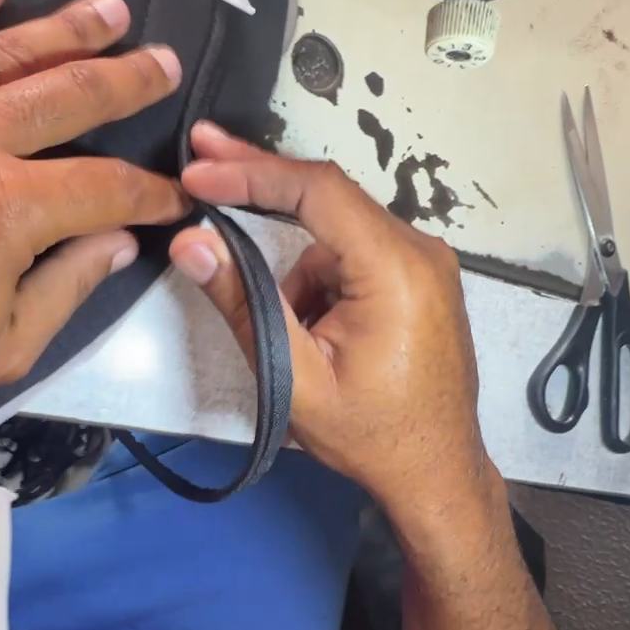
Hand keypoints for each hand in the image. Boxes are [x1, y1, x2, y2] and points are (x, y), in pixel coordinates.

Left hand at [0, 0, 190, 429]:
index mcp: (7, 211)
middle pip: (74, 94)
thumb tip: (114, 244)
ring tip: (110, 10)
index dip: (153, 193)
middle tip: (166, 67)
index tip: (174, 195)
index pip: (109, 187)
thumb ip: (66, 288)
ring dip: (69, 27)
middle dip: (132, 81)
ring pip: (8, 51)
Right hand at [168, 122, 492, 505]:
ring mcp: (426, 262)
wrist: (436, 473)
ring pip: (336, 236)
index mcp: (396, 270)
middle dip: (261, 186)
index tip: (200, 172)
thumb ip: (244, 304)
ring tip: (298, 340)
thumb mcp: (295, 377)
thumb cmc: (371, 435)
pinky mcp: (420, 277)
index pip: (318, 191)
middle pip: (329, 198)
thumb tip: (192, 243)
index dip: (252, 172)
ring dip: (298, 272)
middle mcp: (420, 250)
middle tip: (203, 157)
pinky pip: (355, 257)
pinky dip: (322, 283)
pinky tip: (321, 334)